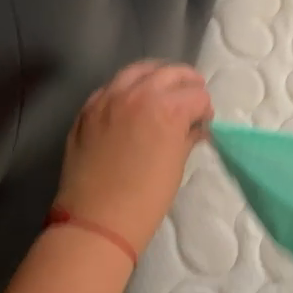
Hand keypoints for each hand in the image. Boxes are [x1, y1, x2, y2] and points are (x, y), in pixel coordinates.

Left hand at [55, 60, 212, 255]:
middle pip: (170, 73)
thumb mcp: (176, 165)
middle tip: (191, 96)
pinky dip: (126, 89)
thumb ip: (187, 136)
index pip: (197, 94)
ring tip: (162, 89)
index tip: (204, 121)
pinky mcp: (88, 110)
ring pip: (138, 70)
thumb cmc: (146, 199)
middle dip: (186, 82)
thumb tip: (195, 127)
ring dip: (156, 76)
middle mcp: (139, 94)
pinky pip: (111, 87)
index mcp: (168, 108)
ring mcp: (109, 99)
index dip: (205, 108)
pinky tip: (130, 103)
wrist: (96, 222)